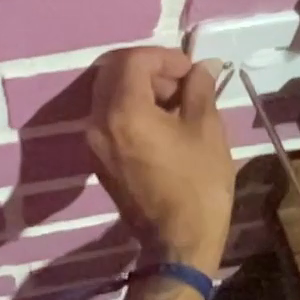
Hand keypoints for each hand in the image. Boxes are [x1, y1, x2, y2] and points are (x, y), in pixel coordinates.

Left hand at [84, 47, 234, 271]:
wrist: (178, 241)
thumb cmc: (198, 185)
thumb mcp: (206, 129)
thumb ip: (199, 88)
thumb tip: (202, 66)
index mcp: (123, 112)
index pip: (133, 60)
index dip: (164, 57)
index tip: (191, 71)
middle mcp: (97, 123)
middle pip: (113, 73)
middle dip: (149, 69)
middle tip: (182, 84)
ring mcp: (93, 143)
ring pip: (108, 94)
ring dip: (139, 88)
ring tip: (176, 104)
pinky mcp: (97, 160)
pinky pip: (108, 118)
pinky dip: (130, 109)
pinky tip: (161, 124)